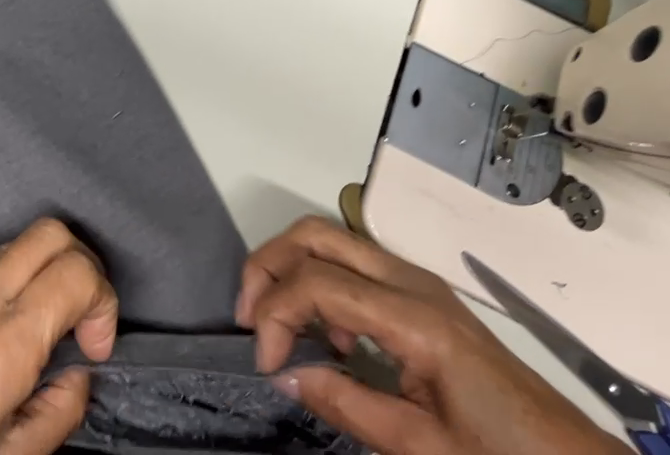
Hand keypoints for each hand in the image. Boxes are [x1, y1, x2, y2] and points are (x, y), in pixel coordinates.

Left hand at [0, 218, 118, 454]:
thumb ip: (59, 411)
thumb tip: (77, 375)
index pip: (76, 274)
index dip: (103, 304)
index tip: (96, 345)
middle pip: (50, 233)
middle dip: (84, 266)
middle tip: (85, 318)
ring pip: (18, 244)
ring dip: (48, 272)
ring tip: (48, 328)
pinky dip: (15, 285)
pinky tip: (11, 333)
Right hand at [238, 216, 629, 454]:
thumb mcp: (422, 449)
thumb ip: (346, 403)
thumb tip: (280, 374)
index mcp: (414, 318)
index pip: (317, 281)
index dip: (275, 313)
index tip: (264, 364)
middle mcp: (410, 281)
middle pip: (316, 235)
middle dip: (268, 265)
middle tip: (247, 317)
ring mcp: (415, 281)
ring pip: (330, 240)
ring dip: (291, 268)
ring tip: (276, 325)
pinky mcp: (419, 294)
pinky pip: (351, 264)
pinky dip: (319, 281)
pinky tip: (329, 338)